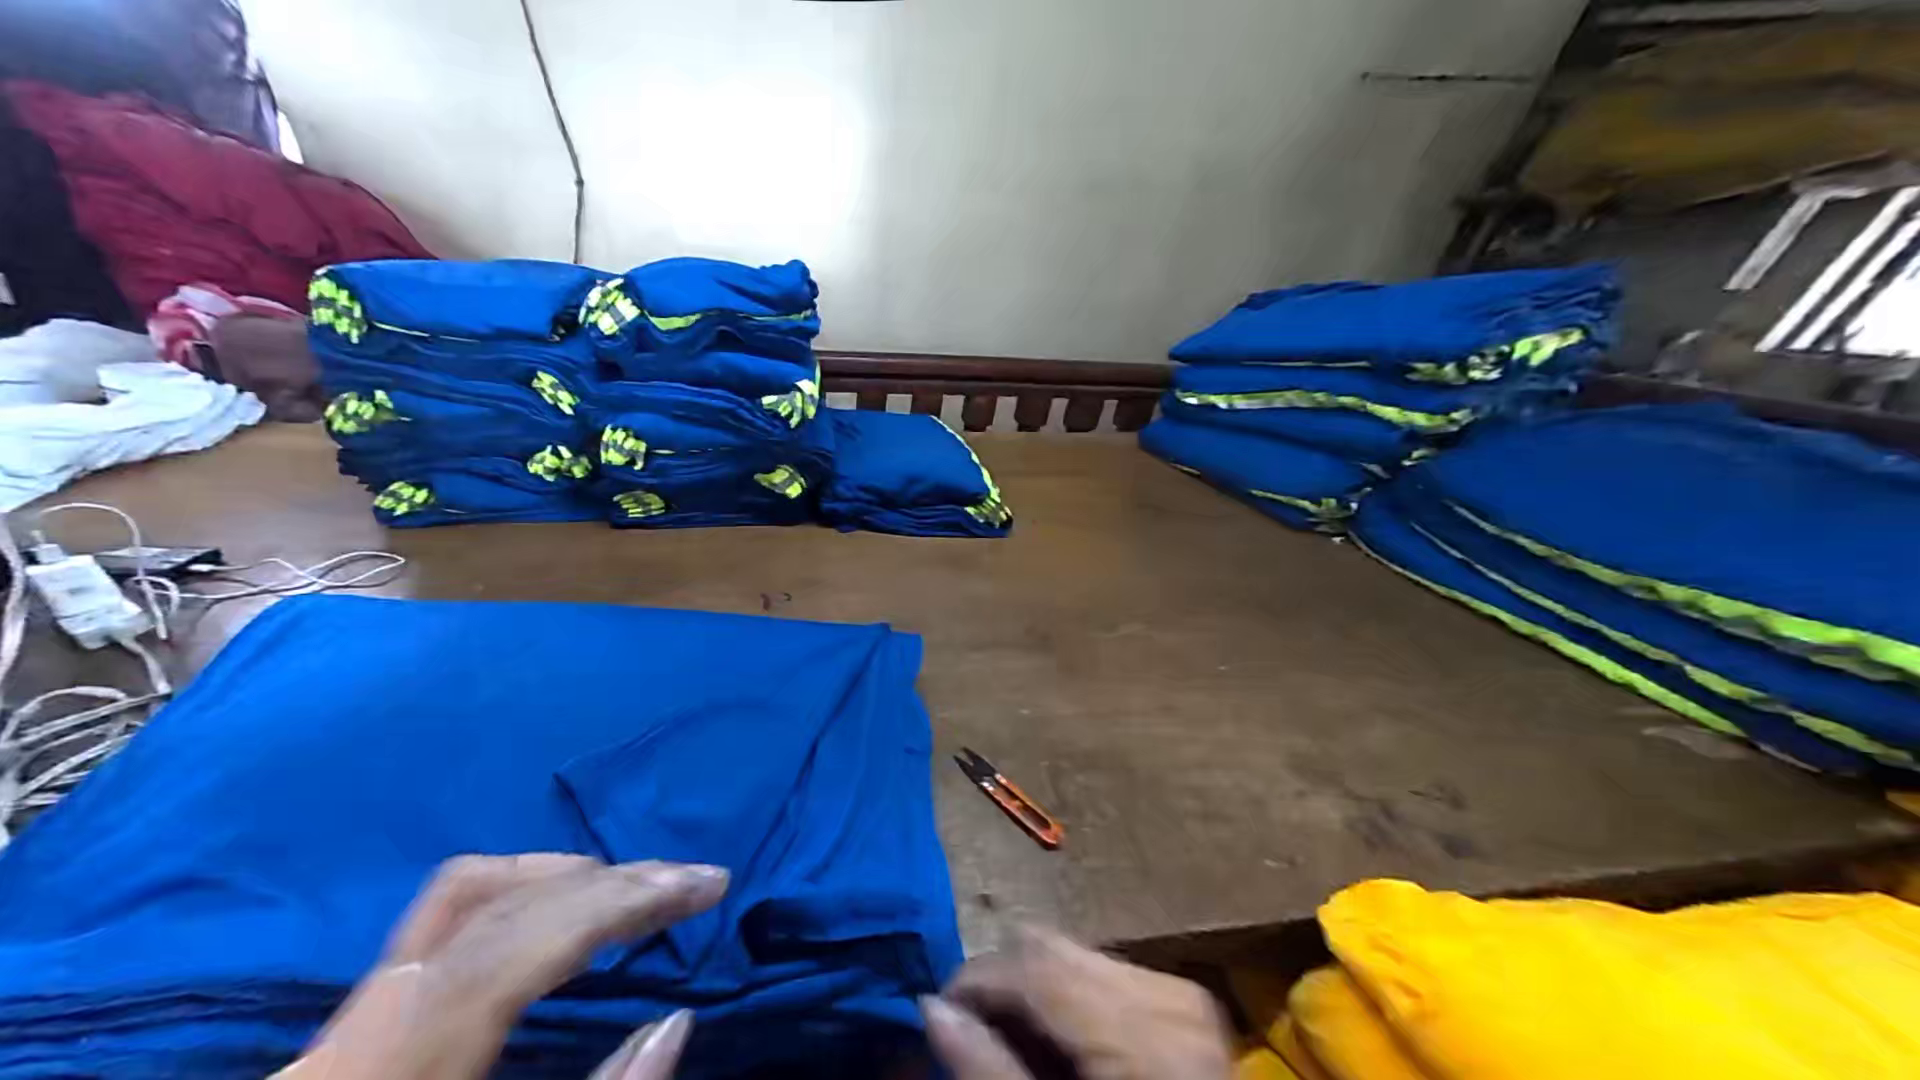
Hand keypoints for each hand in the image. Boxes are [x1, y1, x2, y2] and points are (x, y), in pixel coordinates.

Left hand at [275, 853, 728, 1079]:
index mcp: (396, 1068)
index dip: (624, 900)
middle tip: (689, 884)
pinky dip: (520, 897)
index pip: (523, 942)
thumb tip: (676, 1021)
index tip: (704, 886)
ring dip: (567, 878)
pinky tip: (561, 911)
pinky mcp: (348, 1029)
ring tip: (635, 889)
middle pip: (502, 905)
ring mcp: (344, 1022)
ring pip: (464, 894)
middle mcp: (360, 1028)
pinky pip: (443, 922)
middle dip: (613, 883)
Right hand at [921, 927, 1233, 1079]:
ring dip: (1030, 987)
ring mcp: (1181, 993)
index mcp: (1143, 1032)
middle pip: (1050, 948)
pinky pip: (1101, 972)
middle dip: (999, 981)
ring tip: (1010, 1039)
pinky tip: (1058, 1041)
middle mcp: (1165, 992)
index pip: (1033, 965)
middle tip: (968, 1032)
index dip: (973, 981)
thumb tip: (931, 1009)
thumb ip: (990, 1073)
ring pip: (1071, 954)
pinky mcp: (1186, 1002)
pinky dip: (1066, 996)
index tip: (936, 1013)